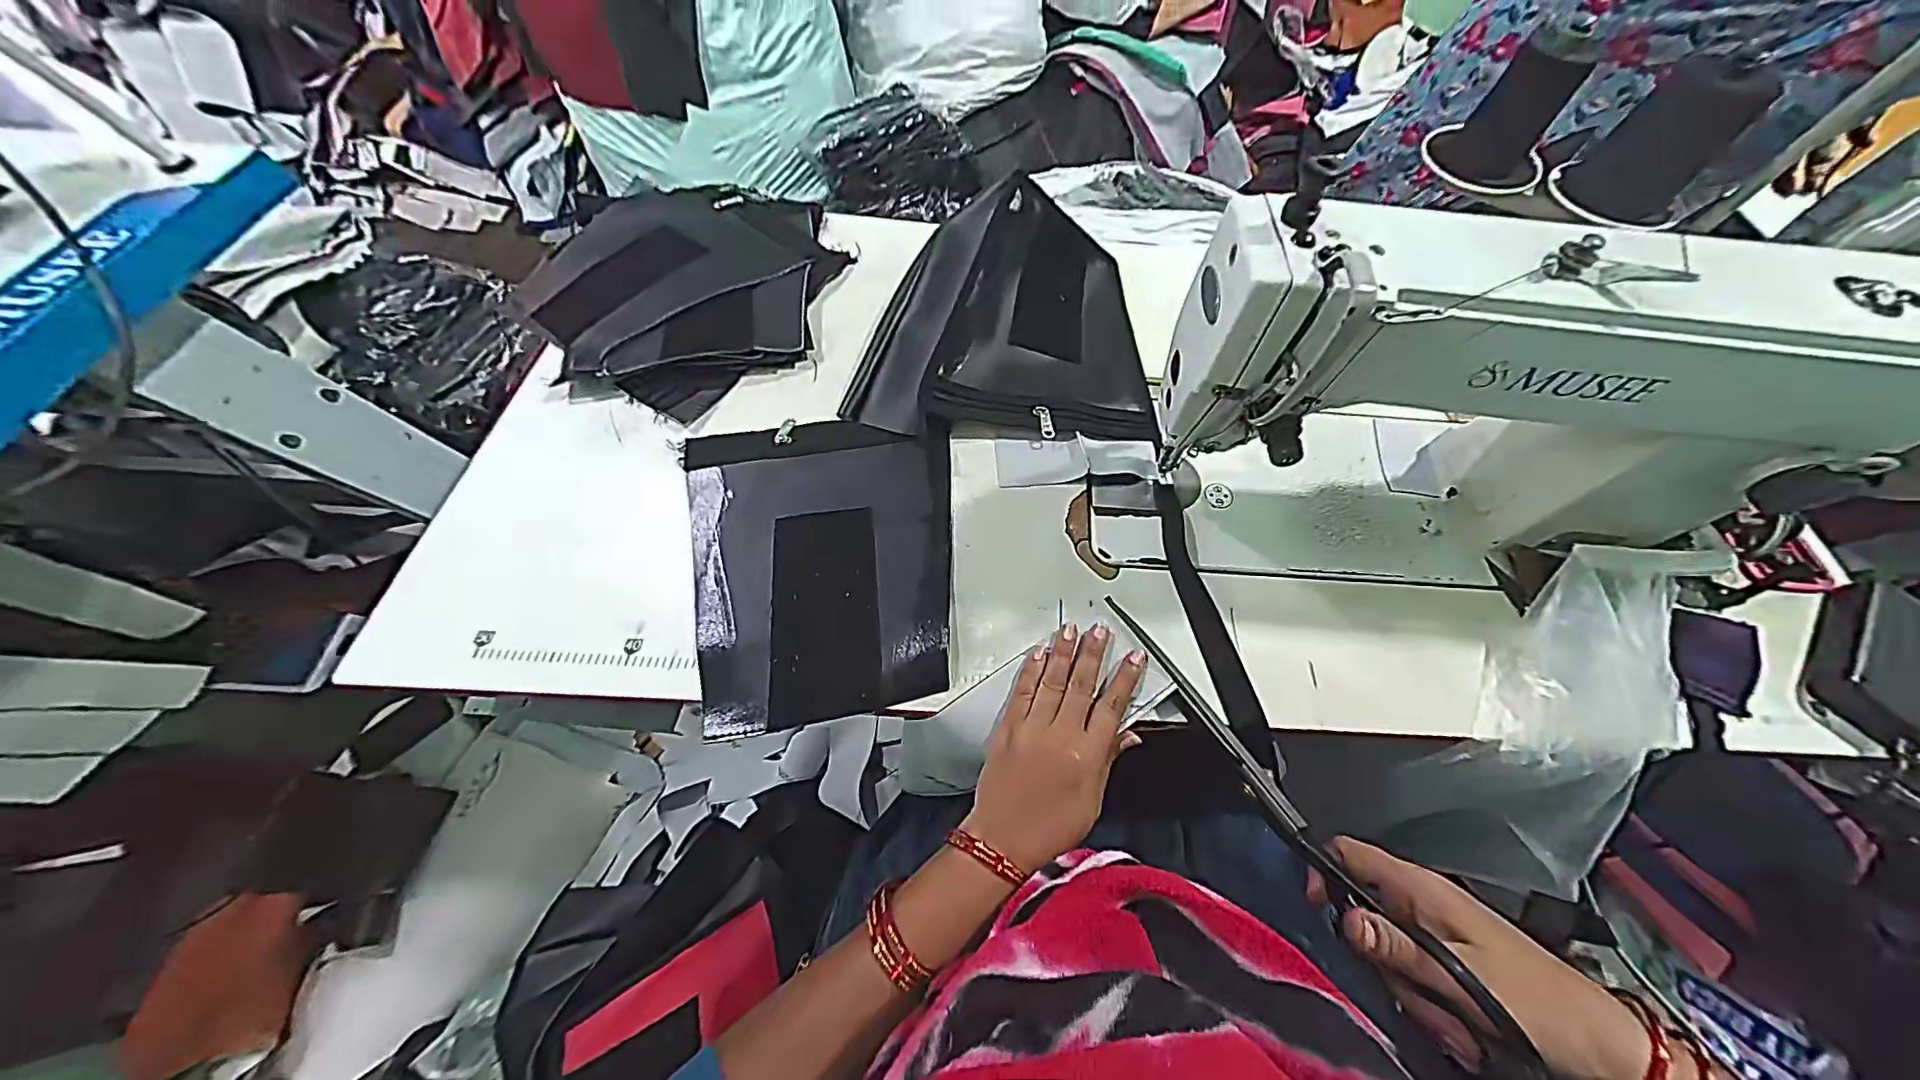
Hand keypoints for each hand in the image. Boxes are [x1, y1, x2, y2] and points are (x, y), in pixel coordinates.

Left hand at [960, 623, 1144, 872]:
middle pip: (1082, 685)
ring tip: (1071, 630)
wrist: (1003, 839)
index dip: (1125, 679)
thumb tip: (1126, 734)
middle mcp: (1060, 736)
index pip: (1112, 707)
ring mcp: (1032, 729)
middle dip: (1093, 654)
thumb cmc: (1049, 827)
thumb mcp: (1092, 800)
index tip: (1134, 659)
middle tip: (1100, 631)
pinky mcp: (1008, 728)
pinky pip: (1022, 692)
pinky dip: (1031, 671)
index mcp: (1087, 755)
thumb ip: (1108, 760)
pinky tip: (1039, 654)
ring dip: (1063, 653)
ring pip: (1052, 681)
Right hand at [1311, 837, 1649, 1079]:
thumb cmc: (1537, 1004)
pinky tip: (1458, 1025)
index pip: (1348, 852)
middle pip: (1361, 911)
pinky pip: (1411, 970)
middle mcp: (1423, 901)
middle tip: (1412, 994)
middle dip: (1379, 960)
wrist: (1604, 1045)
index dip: (1322, 872)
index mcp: (1422, 889)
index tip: (1319, 909)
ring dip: (1409, 991)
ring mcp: (1435, 928)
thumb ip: (1398, 947)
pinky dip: (1427, 1001)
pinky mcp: (1447, 956)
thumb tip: (1345, 919)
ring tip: (1451, 1022)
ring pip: (1385, 948)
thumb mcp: (1460, 979)